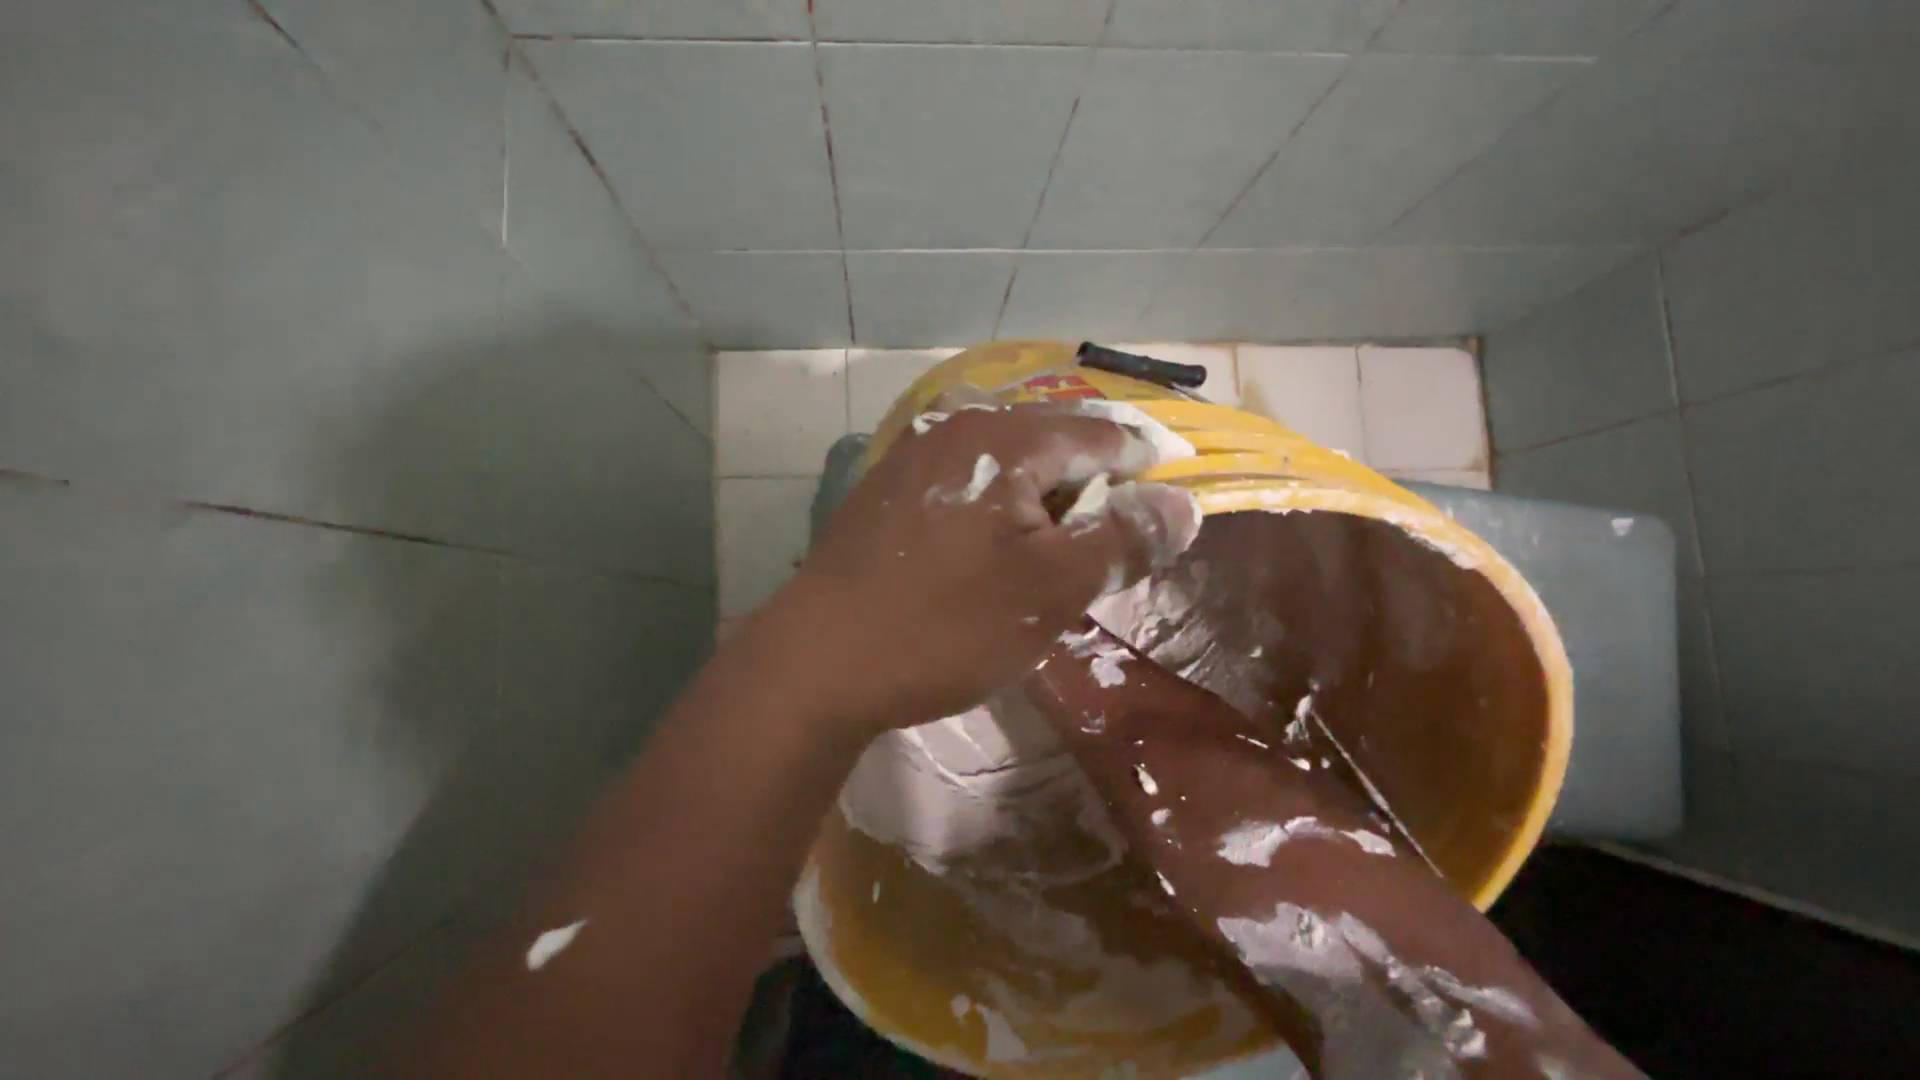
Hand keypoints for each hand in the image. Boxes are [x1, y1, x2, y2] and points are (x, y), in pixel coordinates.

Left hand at [757, 403, 1201, 733]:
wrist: (817, 662)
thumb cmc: (945, 624)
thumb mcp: (1051, 588)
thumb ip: (1123, 539)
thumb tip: (1185, 503)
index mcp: (1004, 440)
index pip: (1099, 435)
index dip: (1142, 466)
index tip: (1165, 503)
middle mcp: (955, 430)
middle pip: (1049, 446)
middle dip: (1087, 492)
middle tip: (1107, 545)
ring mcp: (911, 460)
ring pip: (1003, 471)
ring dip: (1038, 507)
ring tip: (1052, 558)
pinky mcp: (884, 497)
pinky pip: (963, 492)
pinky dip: (993, 517)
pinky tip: (989, 560)